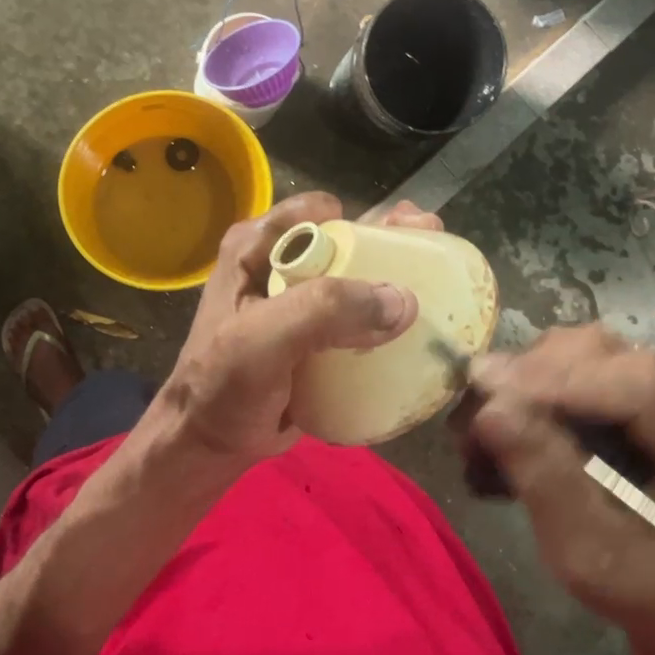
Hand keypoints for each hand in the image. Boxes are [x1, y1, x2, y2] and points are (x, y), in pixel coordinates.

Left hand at [160, 195, 432, 462]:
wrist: (211, 441)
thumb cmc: (224, 386)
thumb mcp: (264, 340)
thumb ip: (323, 312)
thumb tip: (403, 300)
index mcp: (255, 247)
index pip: (316, 213)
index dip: (360, 220)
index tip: (402, 237)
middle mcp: (276, 263)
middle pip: (345, 238)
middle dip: (391, 240)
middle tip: (434, 248)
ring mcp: (297, 300)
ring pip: (355, 276)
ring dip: (395, 278)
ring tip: (443, 283)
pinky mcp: (314, 335)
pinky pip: (356, 316)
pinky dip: (386, 317)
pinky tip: (420, 325)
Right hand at [452, 326, 654, 642]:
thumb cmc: (644, 586)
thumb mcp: (587, 554)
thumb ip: (545, 480)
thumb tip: (489, 411)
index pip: (646, 388)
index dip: (560, 379)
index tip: (487, 386)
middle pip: (617, 358)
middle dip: (534, 379)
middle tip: (473, 414)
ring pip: (601, 350)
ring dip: (535, 379)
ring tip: (491, 424)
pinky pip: (602, 359)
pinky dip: (551, 381)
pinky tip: (522, 415)